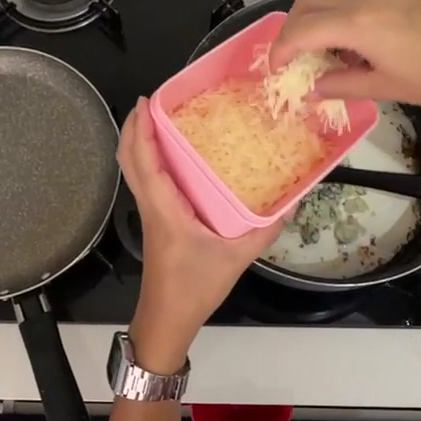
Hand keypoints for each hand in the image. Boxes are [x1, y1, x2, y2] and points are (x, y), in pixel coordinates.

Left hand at [117, 99, 281, 373]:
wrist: (167, 319)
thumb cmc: (194, 287)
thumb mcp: (236, 257)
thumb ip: (264, 230)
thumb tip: (291, 201)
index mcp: (164, 208)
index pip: (145, 160)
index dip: (141, 129)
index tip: (148, 101)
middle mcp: (151, 205)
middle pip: (129, 159)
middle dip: (134, 127)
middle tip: (152, 102)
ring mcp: (149, 213)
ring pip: (133, 170)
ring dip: (138, 143)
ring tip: (159, 120)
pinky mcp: (154, 221)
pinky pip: (144, 182)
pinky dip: (148, 160)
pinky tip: (171, 156)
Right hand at [269, 0, 420, 113]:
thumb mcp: (389, 88)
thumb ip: (343, 85)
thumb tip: (312, 89)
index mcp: (357, 23)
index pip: (300, 29)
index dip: (280, 50)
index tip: (275, 71)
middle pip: (307, 3)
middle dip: (290, 30)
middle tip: (291, 62)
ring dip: (313, 22)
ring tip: (320, 58)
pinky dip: (336, 18)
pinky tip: (351, 48)